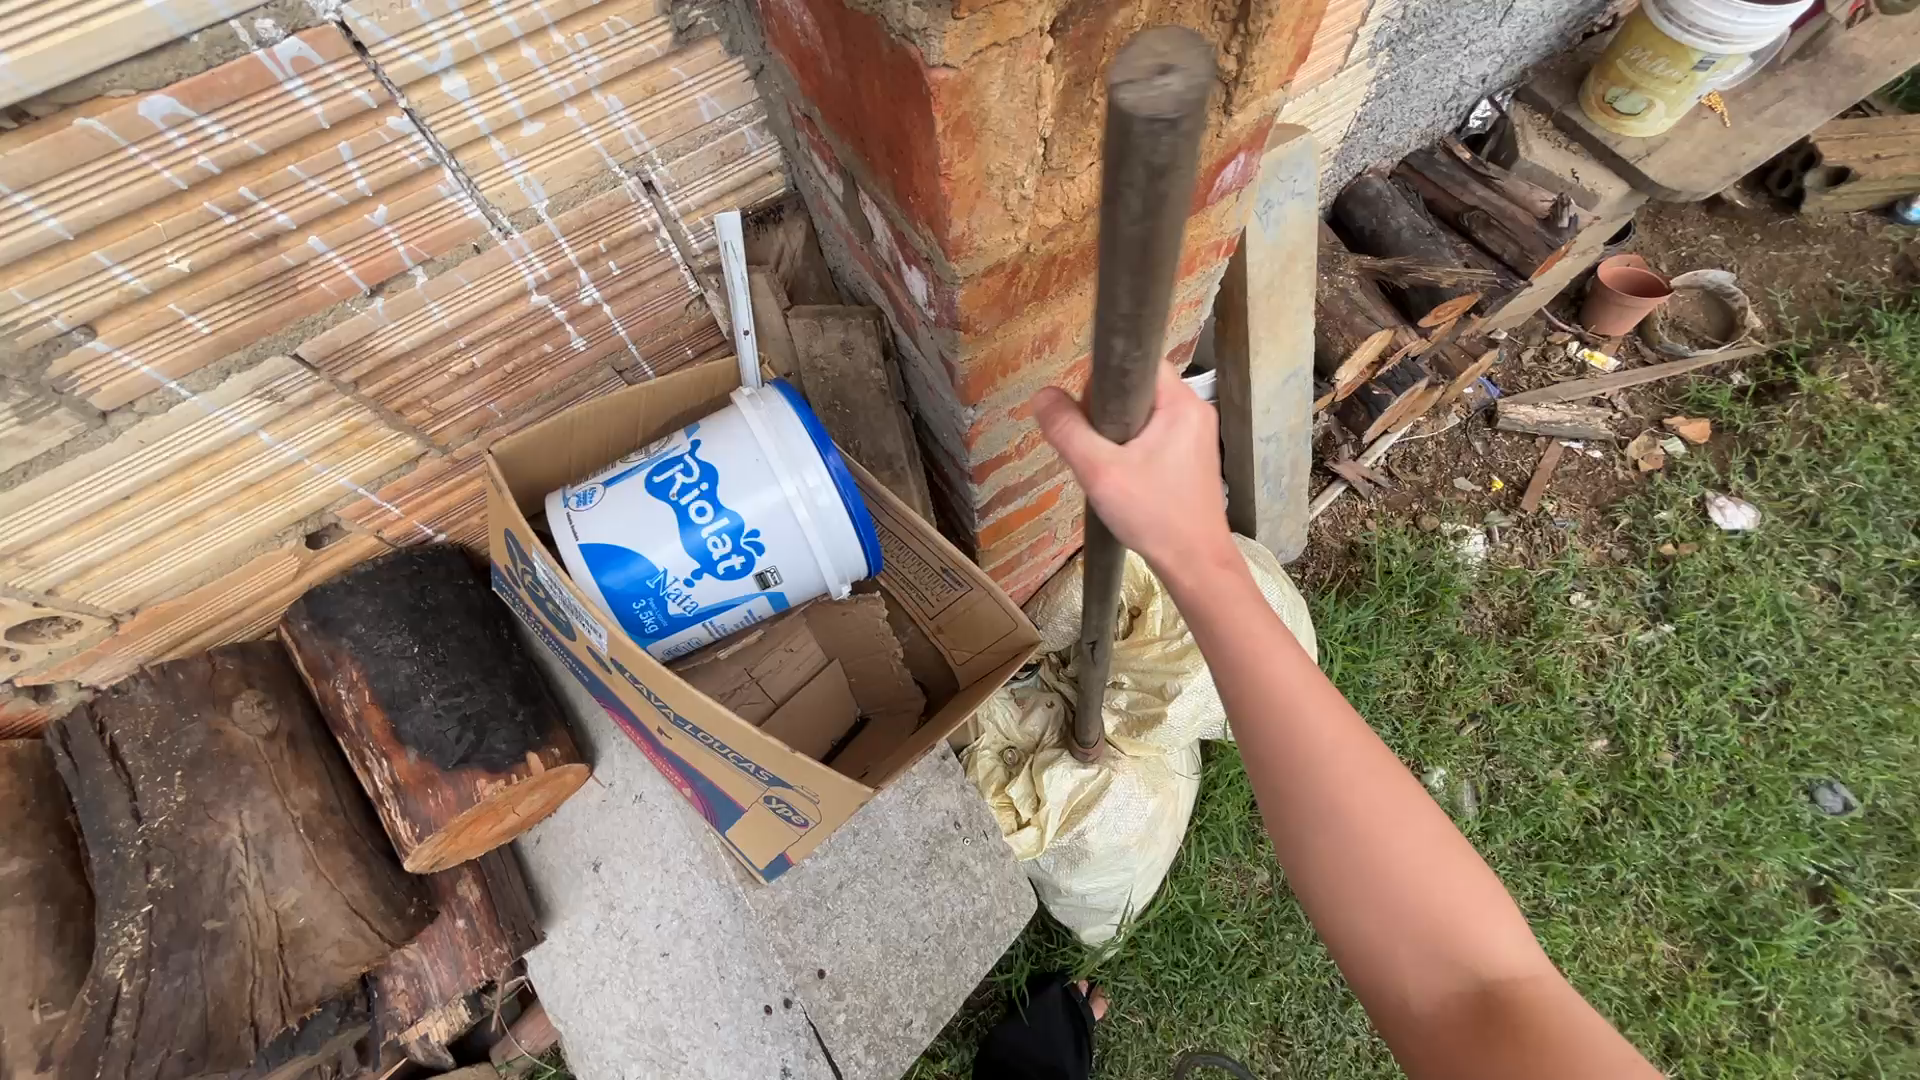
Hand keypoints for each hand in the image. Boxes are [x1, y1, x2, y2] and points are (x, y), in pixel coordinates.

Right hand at [1030, 360, 1233, 574]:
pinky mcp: (1192, 458)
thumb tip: (1042, 396)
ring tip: (1107, 468)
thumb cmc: (1153, 515)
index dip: (1104, 382)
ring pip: (1143, 416)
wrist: (1194, 564)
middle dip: (1107, 414)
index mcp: (1181, 403)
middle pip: (1137, 389)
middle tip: (1093, 450)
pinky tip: (1123, 479)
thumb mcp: (1100, 472)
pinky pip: (1153, 437)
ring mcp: (1197, 436)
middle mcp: (1194, 411)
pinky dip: (1132, 450)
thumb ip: (1068, 431)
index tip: (1088, 415)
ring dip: (1117, 435)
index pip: (1137, 363)